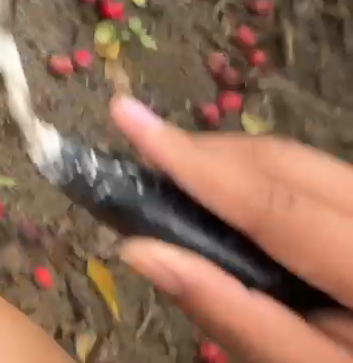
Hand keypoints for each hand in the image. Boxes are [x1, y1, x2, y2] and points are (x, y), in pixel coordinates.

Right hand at [112, 96, 352, 361]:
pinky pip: (311, 178)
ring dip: (227, 165)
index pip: (275, 206)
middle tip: (141, 168)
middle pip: (287, 166)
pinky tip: (235, 206)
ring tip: (182, 189)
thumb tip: (138, 251)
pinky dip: (260, 180)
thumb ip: (242, 321)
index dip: (193, 161)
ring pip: (298, 165)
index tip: (122, 113)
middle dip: (203, 154)